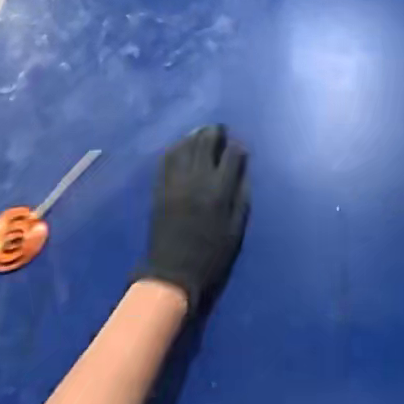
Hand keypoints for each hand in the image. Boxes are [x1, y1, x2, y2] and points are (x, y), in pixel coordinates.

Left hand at [136, 126, 249, 311]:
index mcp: (219, 192)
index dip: (237, 147)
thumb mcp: (236, 230)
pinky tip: (182, 145)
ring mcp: (175, 180)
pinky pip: (167, 157)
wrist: (173, 272)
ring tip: (202, 133)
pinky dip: (176, 147)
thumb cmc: (211, 256)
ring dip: (195, 135)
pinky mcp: (160, 185)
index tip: (239, 146)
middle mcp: (197, 179)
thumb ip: (241, 197)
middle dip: (215, 132)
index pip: (231, 155)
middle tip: (220, 131)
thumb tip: (244, 170)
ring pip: (186, 145)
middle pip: (206, 142)